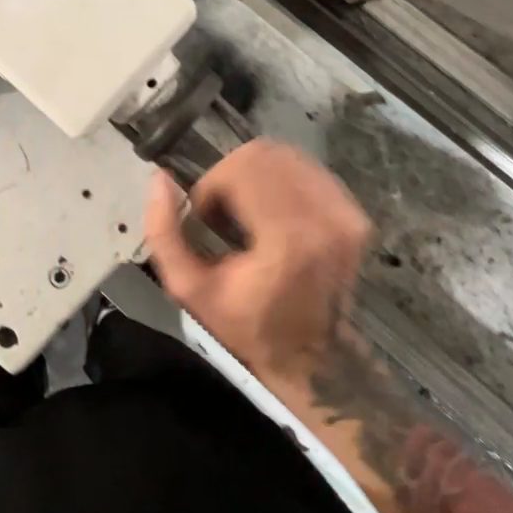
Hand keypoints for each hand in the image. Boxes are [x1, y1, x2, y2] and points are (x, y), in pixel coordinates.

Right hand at [143, 139, 371, 381]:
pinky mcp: (354, 215)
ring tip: (245, 213)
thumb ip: (163, 233)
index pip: (242, 170)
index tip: (206, 220)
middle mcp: (326, 219)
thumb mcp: (188, 289)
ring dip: (253, 176)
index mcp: (288, 239)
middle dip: (230, 176)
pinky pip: (305, 170)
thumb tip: (159, 180)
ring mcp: (346, 215)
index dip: (212, 186)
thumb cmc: (245, 324)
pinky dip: (278, 181)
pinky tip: (268, 212)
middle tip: (222, 214)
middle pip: (263, 156)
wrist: (308, 355)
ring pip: (285, 157)